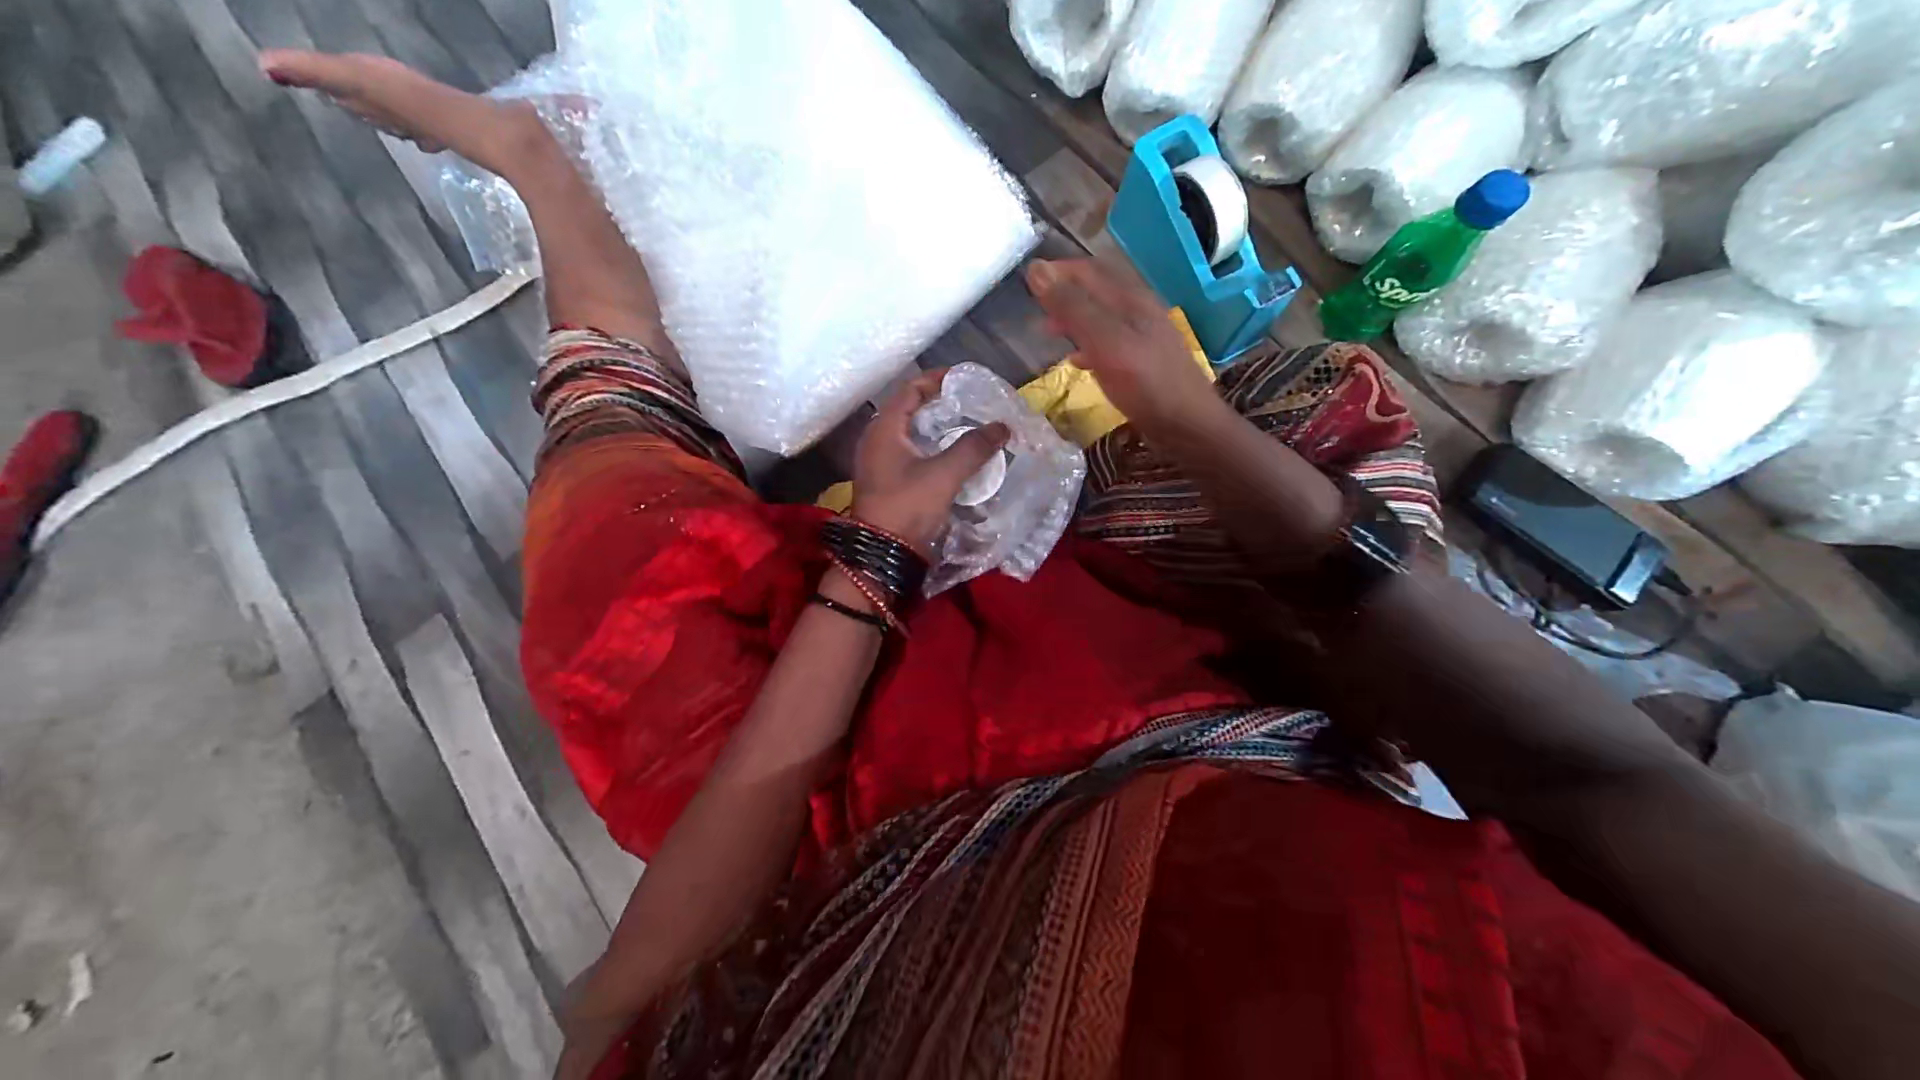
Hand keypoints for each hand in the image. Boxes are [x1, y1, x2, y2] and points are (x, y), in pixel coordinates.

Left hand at [850, 370, 1009, 555]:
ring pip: (911, 435)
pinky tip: (953, 457)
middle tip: (969, 405)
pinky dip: (931, 449)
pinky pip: (910, 454)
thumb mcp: (944, 475)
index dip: (935, 380)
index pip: (909, 390)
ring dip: (937, 430)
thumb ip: (973, 447)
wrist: (884, 553)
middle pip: (909, 411)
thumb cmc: (908, 506)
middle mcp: (877, 441)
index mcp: (884, 429)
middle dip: (939, 405)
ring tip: (966, 428)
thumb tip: (1002, 426)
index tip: (962, 379)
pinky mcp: (886, 482)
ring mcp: (879, 463)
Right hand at [1024, 258, 1221, 435]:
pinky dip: (1087, 344)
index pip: (1089, 270)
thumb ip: (1073, 307)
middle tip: (1035, 307)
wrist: (1188, 427)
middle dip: (1064, 293)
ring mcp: (1143, 337)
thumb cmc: (1147, 384)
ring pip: (1101, 317)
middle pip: (1096, 291)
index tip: (1027, 280)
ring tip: (1048, 331)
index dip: (1057, 270)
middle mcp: (1138, 311)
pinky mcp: (1143, 362)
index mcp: (1131, 299)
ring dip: (1073, 319)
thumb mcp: (1105, 342)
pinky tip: (1076, 361)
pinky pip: (1108, 343)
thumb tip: (1037, 270)